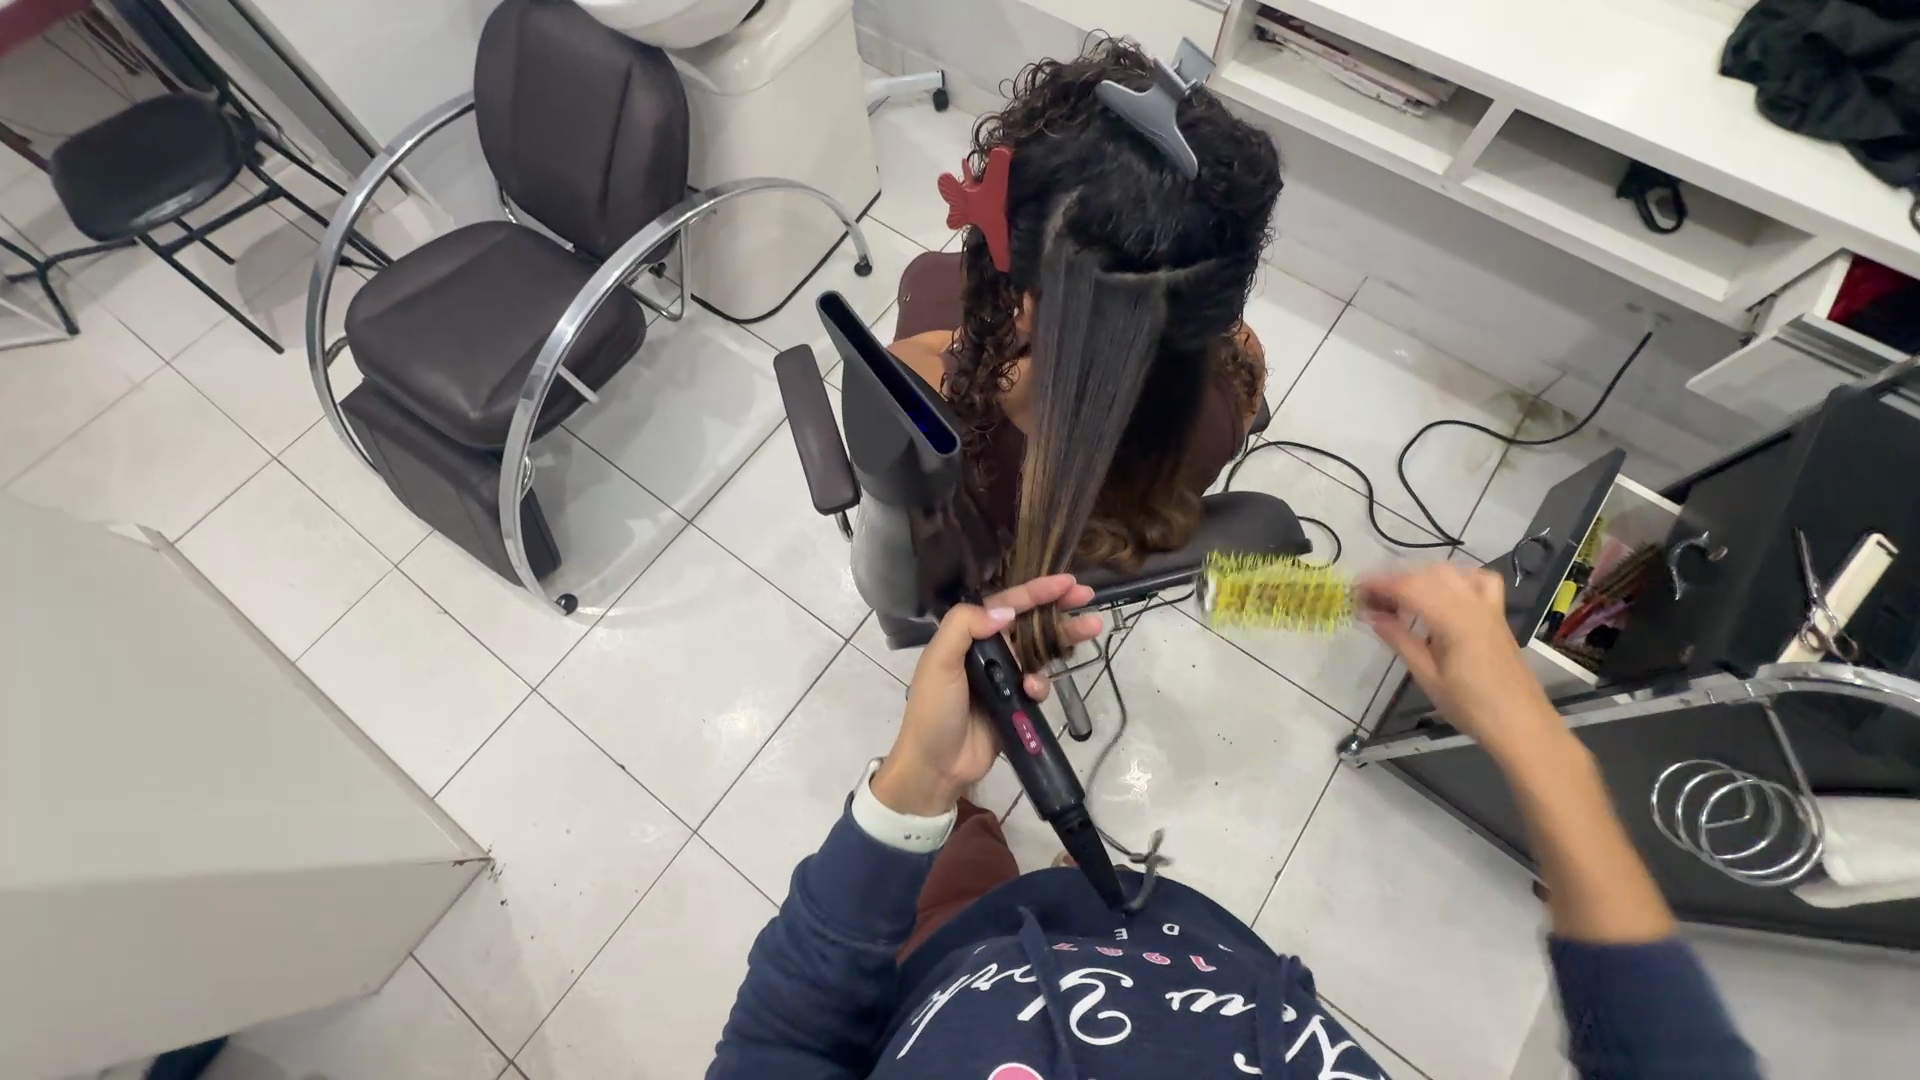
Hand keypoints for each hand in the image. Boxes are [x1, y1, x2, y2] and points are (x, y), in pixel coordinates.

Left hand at [870, 575, 1102, 815]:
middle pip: (1030, 623)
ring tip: (1092, 629)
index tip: (1067, 582)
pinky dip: (1041, 684)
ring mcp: (1004, 678)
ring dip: (1064, 639)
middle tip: (1089, 598)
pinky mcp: (1016, 704)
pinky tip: (1033, 691)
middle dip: (1060, 608)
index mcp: (967, 636)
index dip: (1036, 591)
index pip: (1006, 605)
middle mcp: (988, 652)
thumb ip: (965, 626)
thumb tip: (1007, 611)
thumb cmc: (933, 709)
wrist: (936, 766)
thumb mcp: (939, 661)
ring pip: (1041, 651)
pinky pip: (1038, 685)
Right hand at [1358, 563, 1563, 760]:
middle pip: (1427, 575)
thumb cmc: (1471, 706)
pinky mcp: (1497, 616)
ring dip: (1420, 575)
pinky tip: (1442, 592)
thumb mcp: (1427, 676)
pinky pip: (1479, 581)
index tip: (1354, 590)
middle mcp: (1473, 606)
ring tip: (1399, 595)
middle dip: (1394, 580)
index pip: (1409, 589)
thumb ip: (1400, 640)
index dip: (1379, 585)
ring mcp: (1489, 608)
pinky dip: (1456, 577)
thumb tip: (1372, 616)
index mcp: (1453, 621)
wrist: (1522, 724)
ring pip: (1452, 573)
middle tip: (1370, 598)